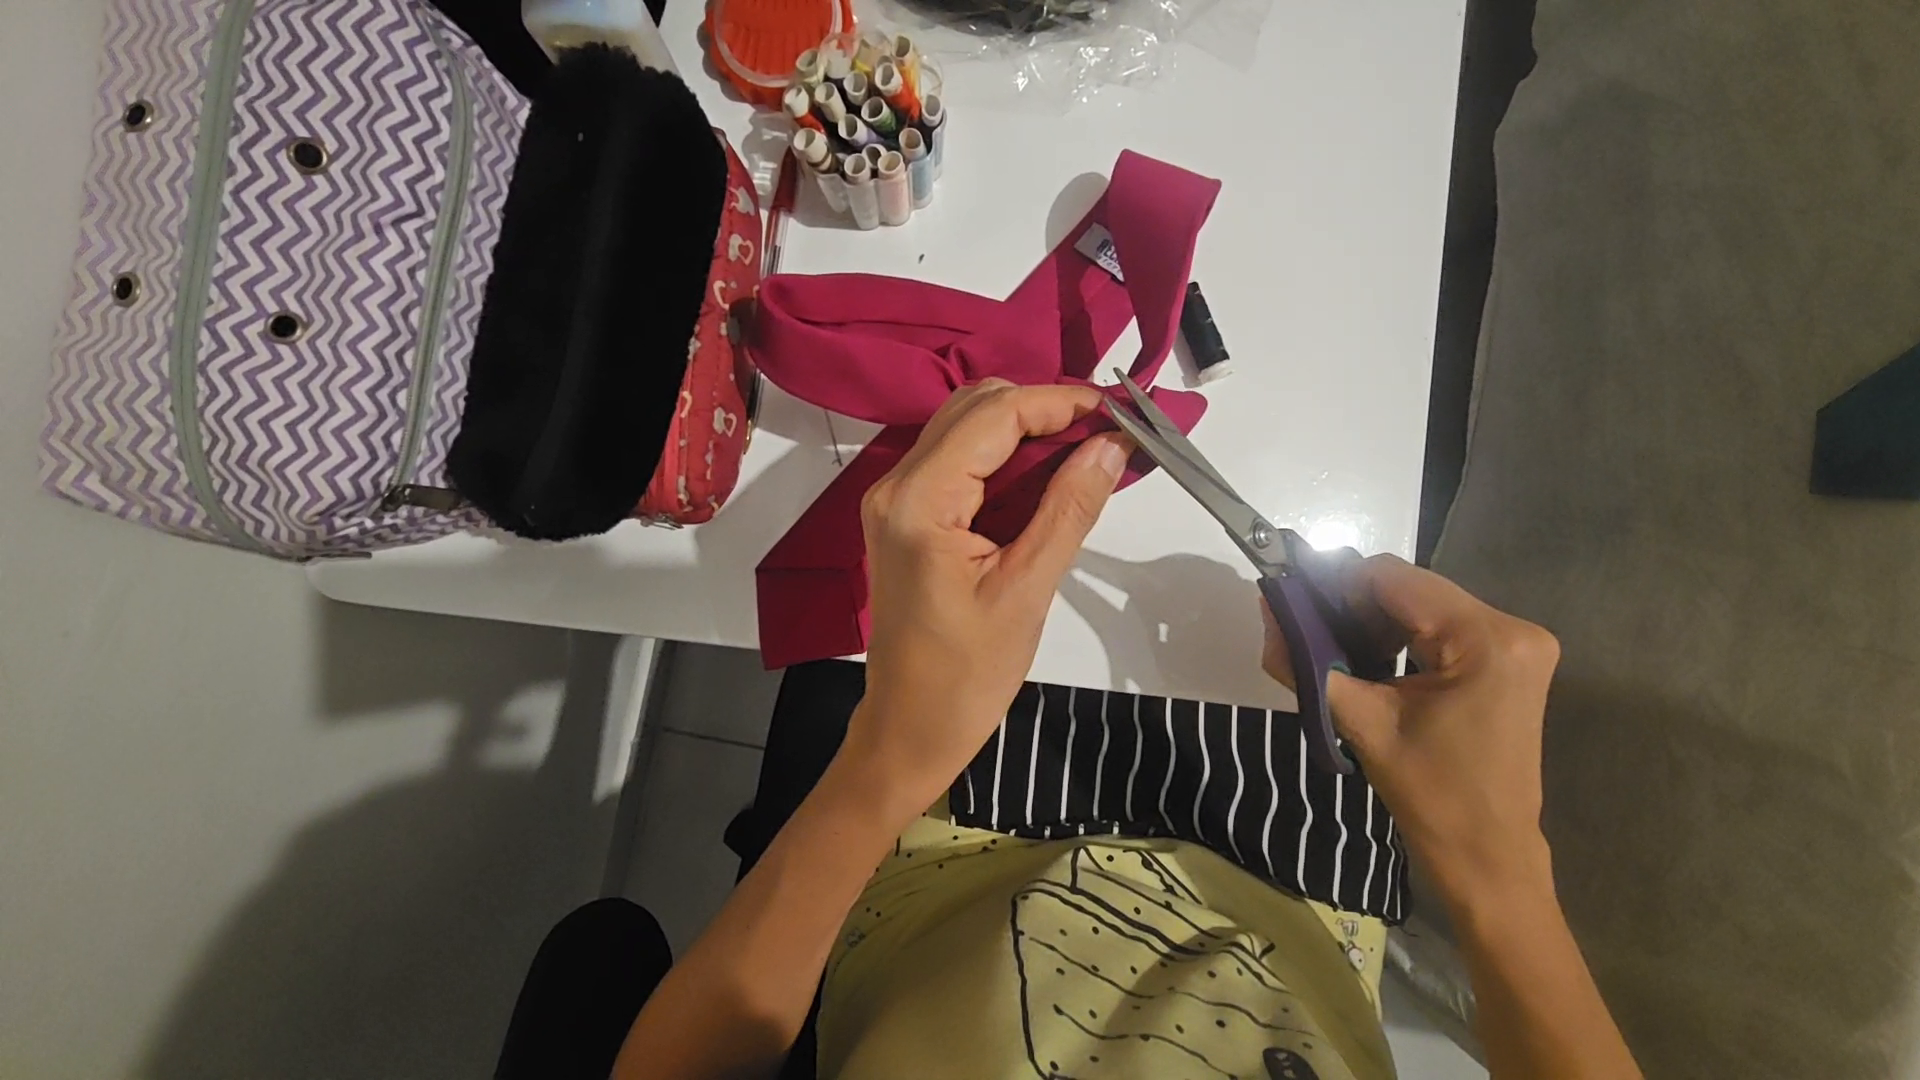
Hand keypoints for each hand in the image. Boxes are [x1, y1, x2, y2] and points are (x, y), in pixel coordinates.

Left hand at [847, 379, 1130, 817]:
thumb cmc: (967, 676)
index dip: (1059, 402)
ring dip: (1027, 429)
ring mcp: (896, 498)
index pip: (994, 416)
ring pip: (966, 428)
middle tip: (1105, 434)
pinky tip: (1049, 473)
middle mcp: (896, 484)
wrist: (910, 726)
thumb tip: (1112, 444)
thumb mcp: (1027, 590)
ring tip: (1087, 449)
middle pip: (975, 408)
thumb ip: (1069, 509)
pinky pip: (959, 461)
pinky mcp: (907, 515)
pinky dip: (1006, 456)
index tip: (1116, 411)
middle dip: (1044, 409)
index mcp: (920, 500)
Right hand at [1262, 554, 1560, 915]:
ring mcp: (1518, 642)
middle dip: (1354, 606)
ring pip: (1422, 603)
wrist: (1487, 852)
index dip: (1336, 585)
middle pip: (1410, 587)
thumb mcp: (1359, 720)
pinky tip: (1376, 665)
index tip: (1299, 612)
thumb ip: (1305, 661)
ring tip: (1344, 657)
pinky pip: (1440, 625)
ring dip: (1375, 621)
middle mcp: (1512, 627)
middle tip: (1316, 640)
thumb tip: (1267, 610)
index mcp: (1486, 638)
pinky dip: (1401, 635)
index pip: (1393, 576)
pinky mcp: (1511, 658)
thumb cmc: (1429, 791)